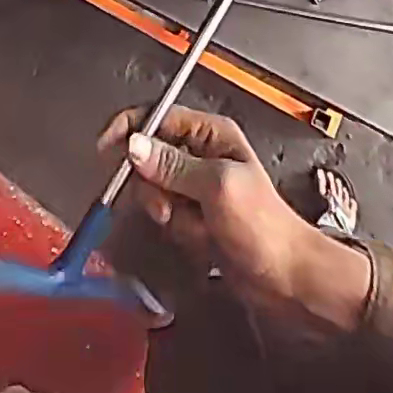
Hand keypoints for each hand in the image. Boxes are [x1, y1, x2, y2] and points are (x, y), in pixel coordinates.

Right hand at [98, 105, 369, 333]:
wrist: (285, 276)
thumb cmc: (260, 224)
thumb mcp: (216, 187)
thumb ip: (172, 165)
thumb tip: (133, 144)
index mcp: (211, 133)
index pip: (160, 116)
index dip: (131, 128)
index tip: (106, 148)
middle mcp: (201, 153)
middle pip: (150, 154)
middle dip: (151, 183)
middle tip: (165, 206)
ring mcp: (196, 184)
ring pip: (154, 187)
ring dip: (166, 210)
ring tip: (192, 226)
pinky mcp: (194, 213)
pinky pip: (165, 211)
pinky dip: (175, 227)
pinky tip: (198, 237)